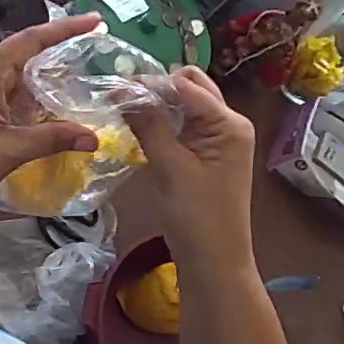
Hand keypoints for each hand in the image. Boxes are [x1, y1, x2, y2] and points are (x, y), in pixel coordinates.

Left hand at [0, 14, 104, 208]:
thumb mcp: (11, 149)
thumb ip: (53, 138)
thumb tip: (93, 138)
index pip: (30, 39)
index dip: (65, 29)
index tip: (94, 21)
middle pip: (20, 52)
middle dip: (55, 53)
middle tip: (91, 53)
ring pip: (9, 71)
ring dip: (38, 76)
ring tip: (74, 80)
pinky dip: (21, 92)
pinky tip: (41, 105)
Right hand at [124, 66, 256, 261]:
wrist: (213, 260)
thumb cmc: (196, 216)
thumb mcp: (170, 168)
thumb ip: (149, 125)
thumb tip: (122, 91)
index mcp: (229, 123)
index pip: (186, 86)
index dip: (151, 83)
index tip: (114, 87)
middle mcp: (229, 123)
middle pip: (190, 88)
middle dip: (156, 87)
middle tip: (120, 98)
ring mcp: (219, 138)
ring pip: (185, 105)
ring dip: (158, 103)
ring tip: (124, 109)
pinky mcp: (207, 153)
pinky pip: (183, 125)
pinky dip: (163, 121)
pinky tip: (139, 126)